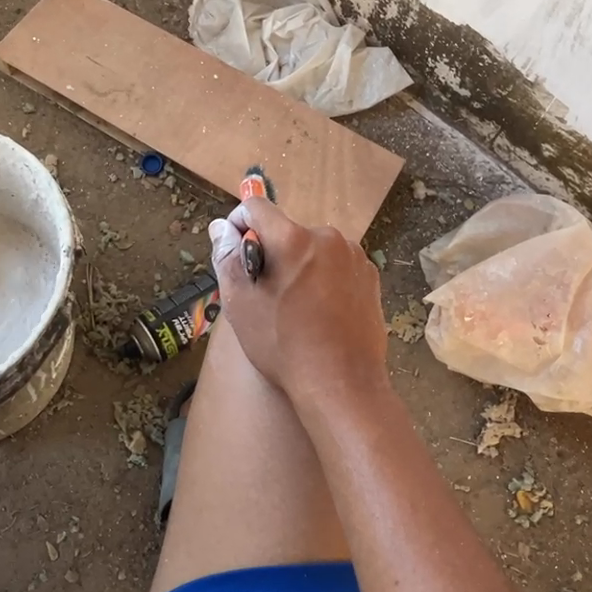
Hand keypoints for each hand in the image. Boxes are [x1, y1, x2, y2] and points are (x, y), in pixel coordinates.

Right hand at [208, 199, 388, 407]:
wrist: (342, 385)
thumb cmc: (284, 346)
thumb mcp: (241, 304)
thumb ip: (227, 257)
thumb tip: (222, 227)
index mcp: (292, 238)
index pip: (255, 207)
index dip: (238, 224)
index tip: (235, 252)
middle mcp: (326, 237)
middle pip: (285, 230)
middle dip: (271, 252)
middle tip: (267, 293)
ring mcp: (353, 255)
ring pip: (311, 247)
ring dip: (299, 264)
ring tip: (296, 306)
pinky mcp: (370, 275)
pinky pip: (336, 264)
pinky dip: (324, 277)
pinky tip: (321, 311)